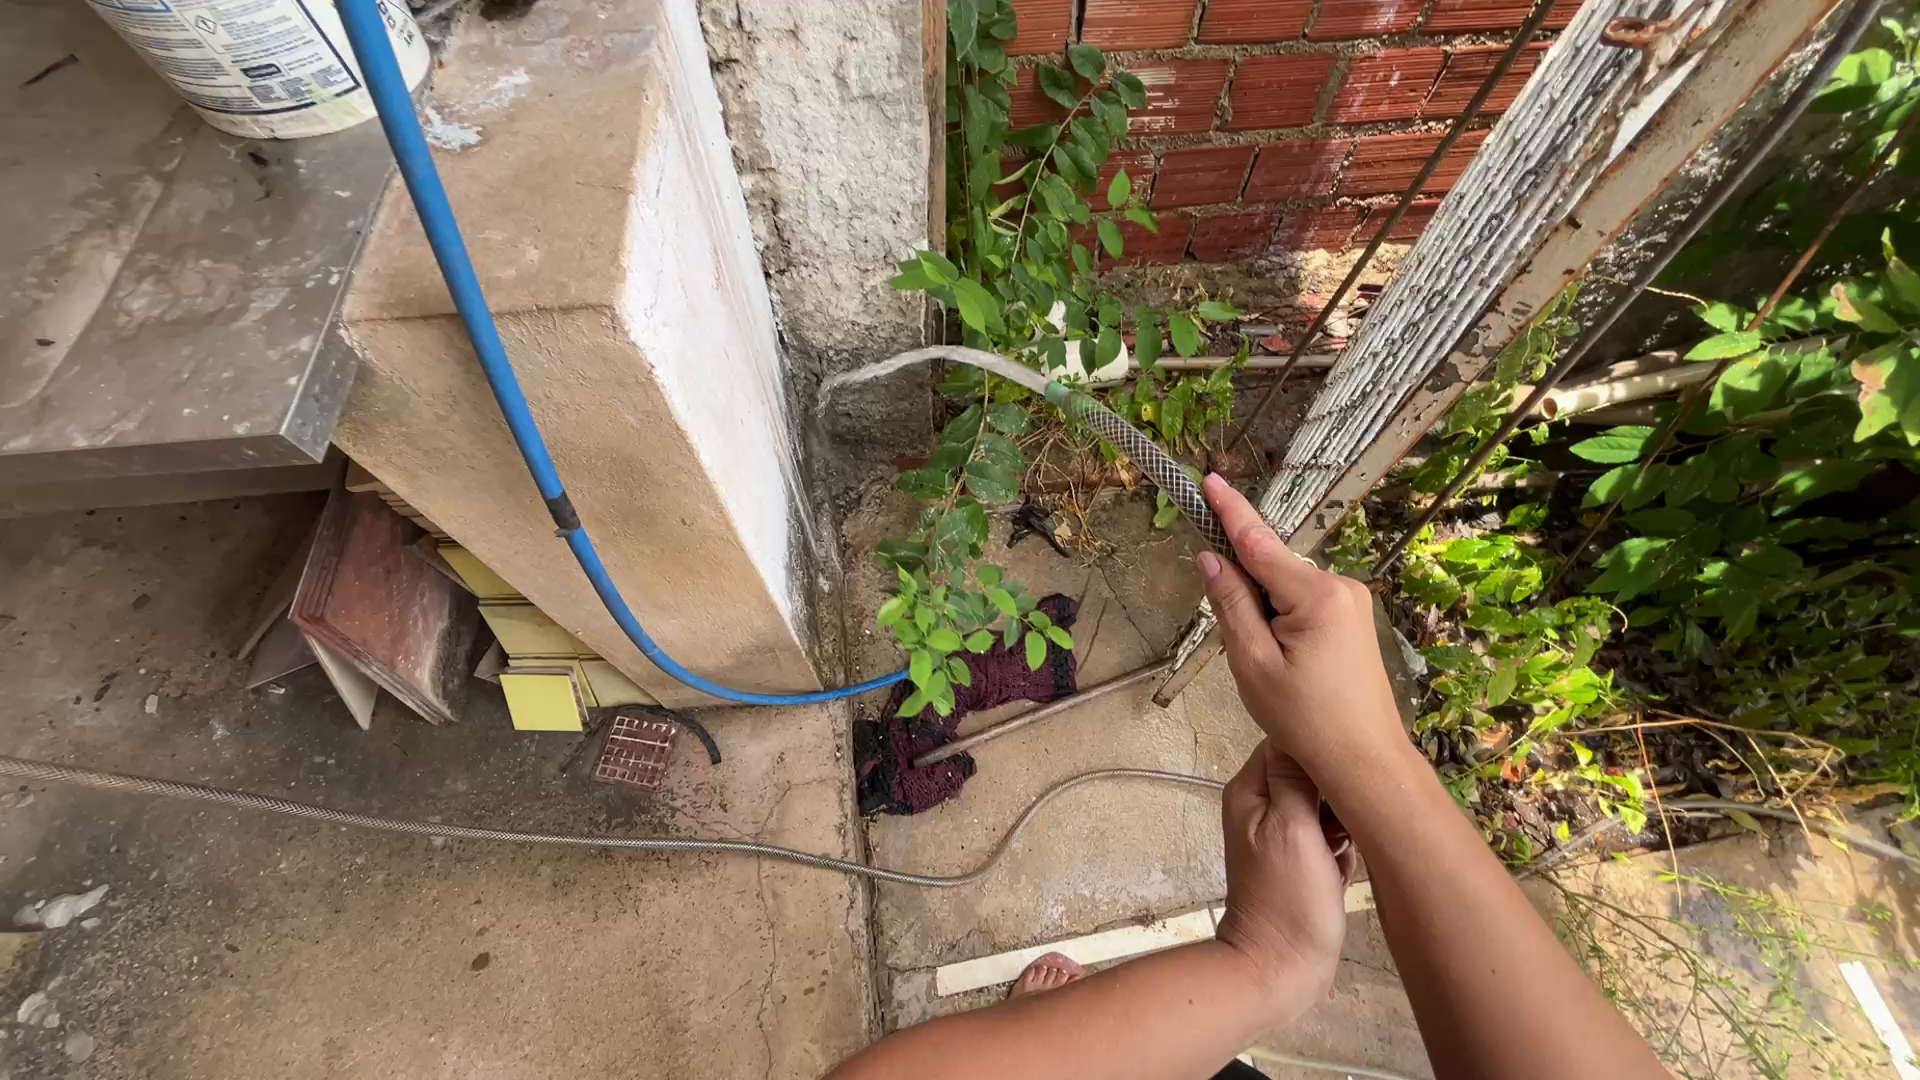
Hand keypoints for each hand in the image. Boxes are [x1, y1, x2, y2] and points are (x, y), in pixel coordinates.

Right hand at [1195, 473, 1405, 789]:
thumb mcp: (1252, 662)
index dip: (1229, 510)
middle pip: (1271, 568)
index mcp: (1315, 594)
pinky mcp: (1353, 618)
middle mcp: (1339, 586)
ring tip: (1267, 665)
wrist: (1364, 761)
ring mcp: (1352, 601)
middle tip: (1242, 646)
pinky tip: (1282, 658)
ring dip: (1262, 609)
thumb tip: (1210, 559)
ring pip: (1285, 587)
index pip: (1259, 542)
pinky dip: (1279, 617)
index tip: (1209, 479)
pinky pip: (1302, 601)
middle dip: (1244, 589)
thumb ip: (1230, 604)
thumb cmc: (1304, 717)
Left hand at [1215, 739, 1354, 1012]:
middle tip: (1344, 824)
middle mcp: (1260, 804)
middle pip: (1307, 774)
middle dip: (1334, 795)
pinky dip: (1340, 848)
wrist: (1282, 966)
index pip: (1286, 745)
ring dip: (1341, 824)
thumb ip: (1293, 777)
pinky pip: (1327, 835)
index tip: (1349, 772)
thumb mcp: (1292, 826)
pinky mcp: (1299, 859)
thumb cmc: (1288, 896)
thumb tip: (1297, 731)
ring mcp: (1279, 832)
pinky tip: (1342, 868)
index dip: (1320, 754)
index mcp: (1250, 789)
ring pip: (1323, 806)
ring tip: (1342, 849)